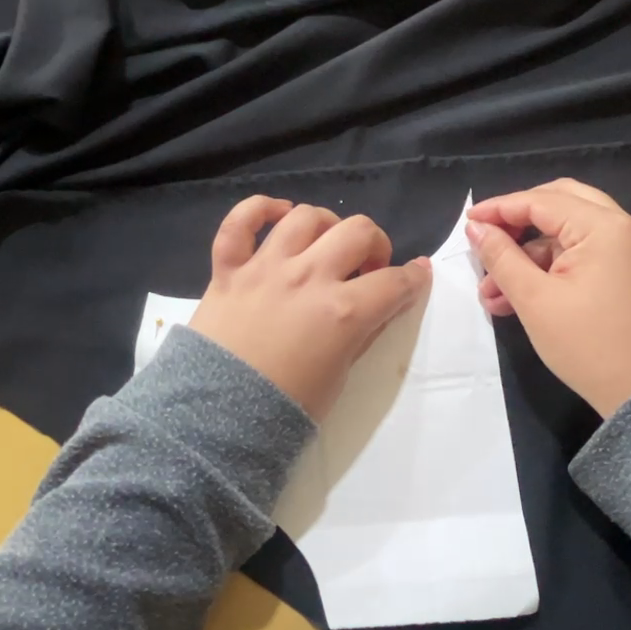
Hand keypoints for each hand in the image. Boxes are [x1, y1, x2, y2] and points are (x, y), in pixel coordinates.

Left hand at [190, 197, 431, 419]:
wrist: (213, 420)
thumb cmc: (283, 408)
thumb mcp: (339, 376)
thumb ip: (363, 333)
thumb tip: (387, 304)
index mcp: (342, 311)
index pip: (394, 281)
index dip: (414, 278)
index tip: (417, 276)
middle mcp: (308, 277)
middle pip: (357, 231)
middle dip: (375, 244)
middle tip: (368, 267)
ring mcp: (265, 268)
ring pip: (305, 217)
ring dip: (326, 225)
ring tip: (326, 244)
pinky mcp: (228, 269)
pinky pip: (239, 221)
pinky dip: (258, 209)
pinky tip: (277, 214)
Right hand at [465, 179, 630, 417]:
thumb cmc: (588, 344)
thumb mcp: (534, 300)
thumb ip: (501, 256)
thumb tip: (476, 227)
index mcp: (604, 227)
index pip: (541, 201)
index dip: (499, 209)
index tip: (467, 223)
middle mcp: (622, 228)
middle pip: (560, 203)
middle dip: (519, 220)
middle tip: (488, 239)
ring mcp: (630, 251)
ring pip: (569, 232)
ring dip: (530, 252)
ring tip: (491, 290)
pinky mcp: (630, 274)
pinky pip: (584, 254)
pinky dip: (552, 266)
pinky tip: (519, 296)